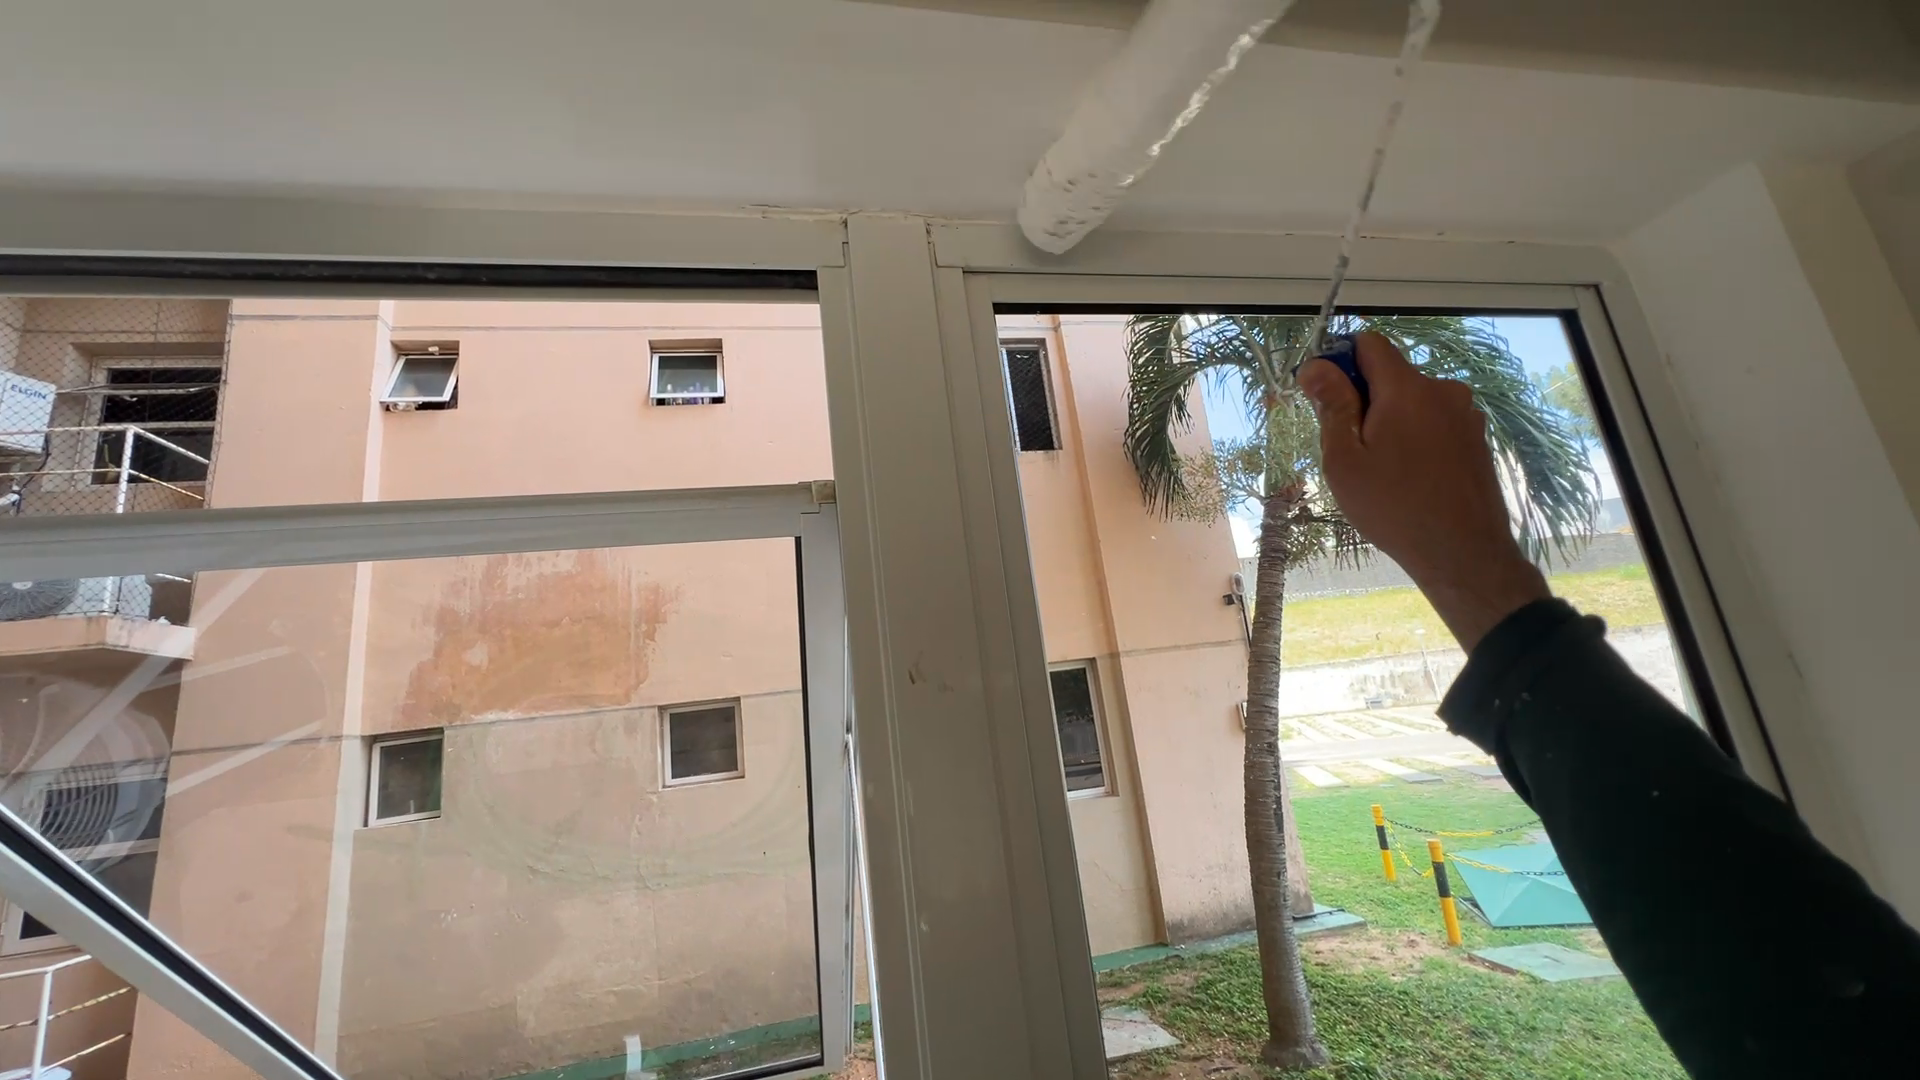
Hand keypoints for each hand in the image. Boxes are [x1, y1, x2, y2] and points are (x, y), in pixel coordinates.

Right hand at [1298, 332, 1548, 650]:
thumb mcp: (1344, 458)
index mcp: (1407, 389)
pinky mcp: (1475, 437)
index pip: (1370, 344)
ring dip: (1388, 421)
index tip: (1325, 399)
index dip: (1340, 362)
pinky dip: (1412, 437)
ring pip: (1411, 401)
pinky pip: (1432, 421)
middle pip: (1390, 375)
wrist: (1461, 552)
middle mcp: (1443, 389)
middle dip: (1362, 399)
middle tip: (1348, 450)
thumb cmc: (1391, 506)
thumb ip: (1332, 405)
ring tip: (1379, 469)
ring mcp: (1465, 414)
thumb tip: (1316, 366)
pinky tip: (1408, 476)